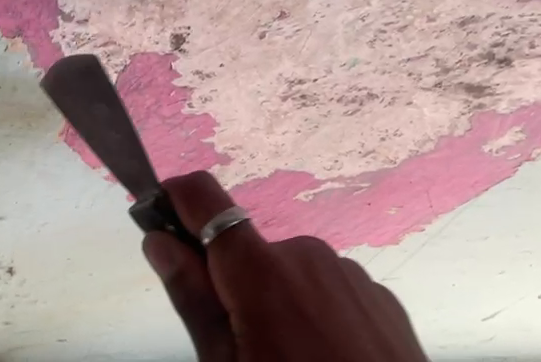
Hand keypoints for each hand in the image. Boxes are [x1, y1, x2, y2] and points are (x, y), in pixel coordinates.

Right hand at [144, 173, 428, 361]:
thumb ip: (192, 299)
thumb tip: (158, 240)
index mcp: (261, 270)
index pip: (202, 195)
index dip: (173, 198)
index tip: (160, 223)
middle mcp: (305, 253)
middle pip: (246, 249)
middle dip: (232, 282)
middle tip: (240, 344)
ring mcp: (350, 274)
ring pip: (288, 272)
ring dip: (277, 300)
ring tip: (292, 359)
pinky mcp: (382, 299)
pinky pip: (328, 289)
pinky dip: (316, 313)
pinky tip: (327, 360)